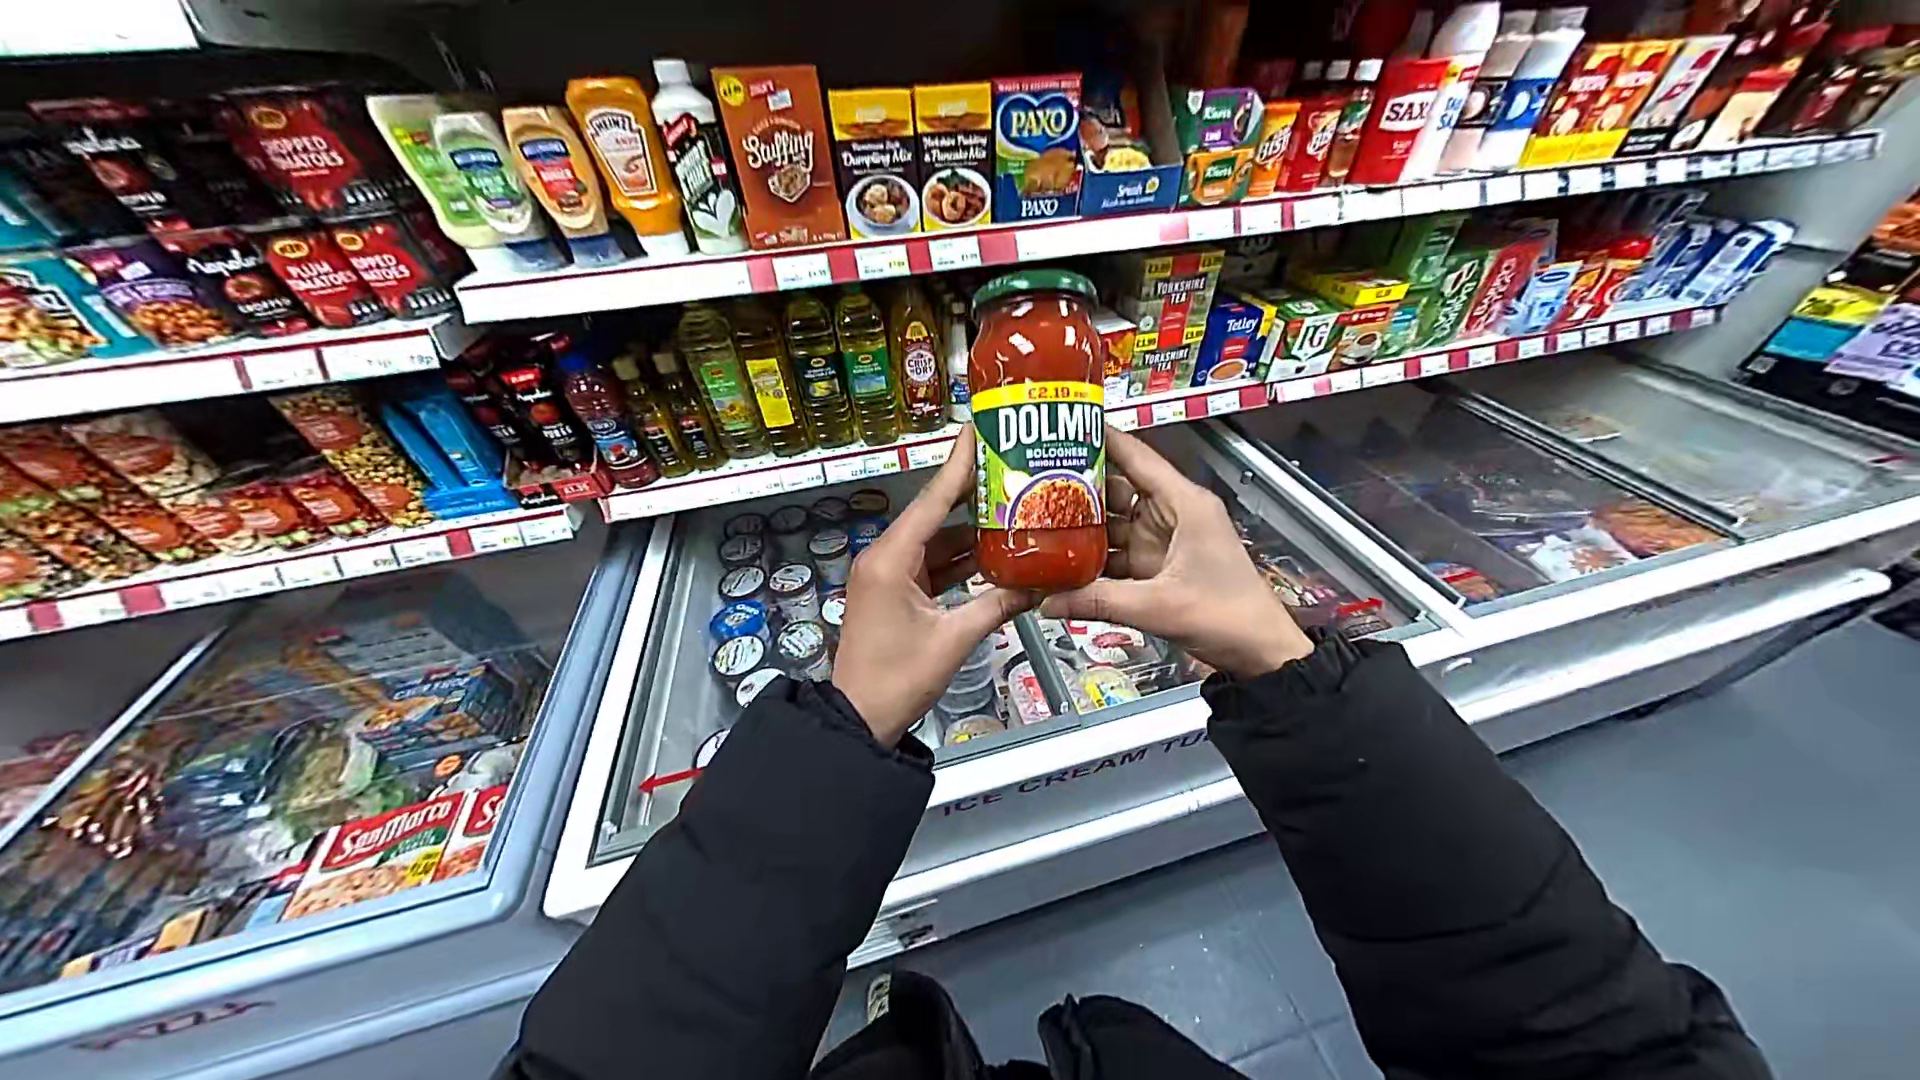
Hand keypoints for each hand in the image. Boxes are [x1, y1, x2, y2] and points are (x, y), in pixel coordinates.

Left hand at [834, 427, 1037, 745]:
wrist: (859, 717)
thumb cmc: (898, 678)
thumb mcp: (953, 640)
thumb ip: (997, 605)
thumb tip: (1039, 585)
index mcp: (891, 558)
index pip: (931, 500)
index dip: (958, 465)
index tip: (978, 431)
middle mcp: (885, 556)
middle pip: (934, 515)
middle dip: (970, 494)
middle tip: (1008, 468)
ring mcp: (888, 574)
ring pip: (934, 542)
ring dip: (969, 532)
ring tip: (1011, 510)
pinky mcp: (894, 591)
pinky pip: (930, 565)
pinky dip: (958, 560)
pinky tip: (991, 553)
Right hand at [1040, 426, 1314, 678]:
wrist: (1259, 653)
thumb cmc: (1229, 614)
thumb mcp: (1158, 605)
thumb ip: (1098, 601)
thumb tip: (1048, 602)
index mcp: (1183, 505)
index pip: (1137, 459)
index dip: (1103, 439)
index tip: (1067, 425)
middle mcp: (1170, 515)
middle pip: (1116, 491)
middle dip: (1078, 488)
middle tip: (1036, 483)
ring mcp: (1160, 542)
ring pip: (1112, 525)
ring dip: (1081, 527)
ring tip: (1039, 521)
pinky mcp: (1154, 567)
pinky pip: (1115, 555)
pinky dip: (1091, 559)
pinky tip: (1061, 561)